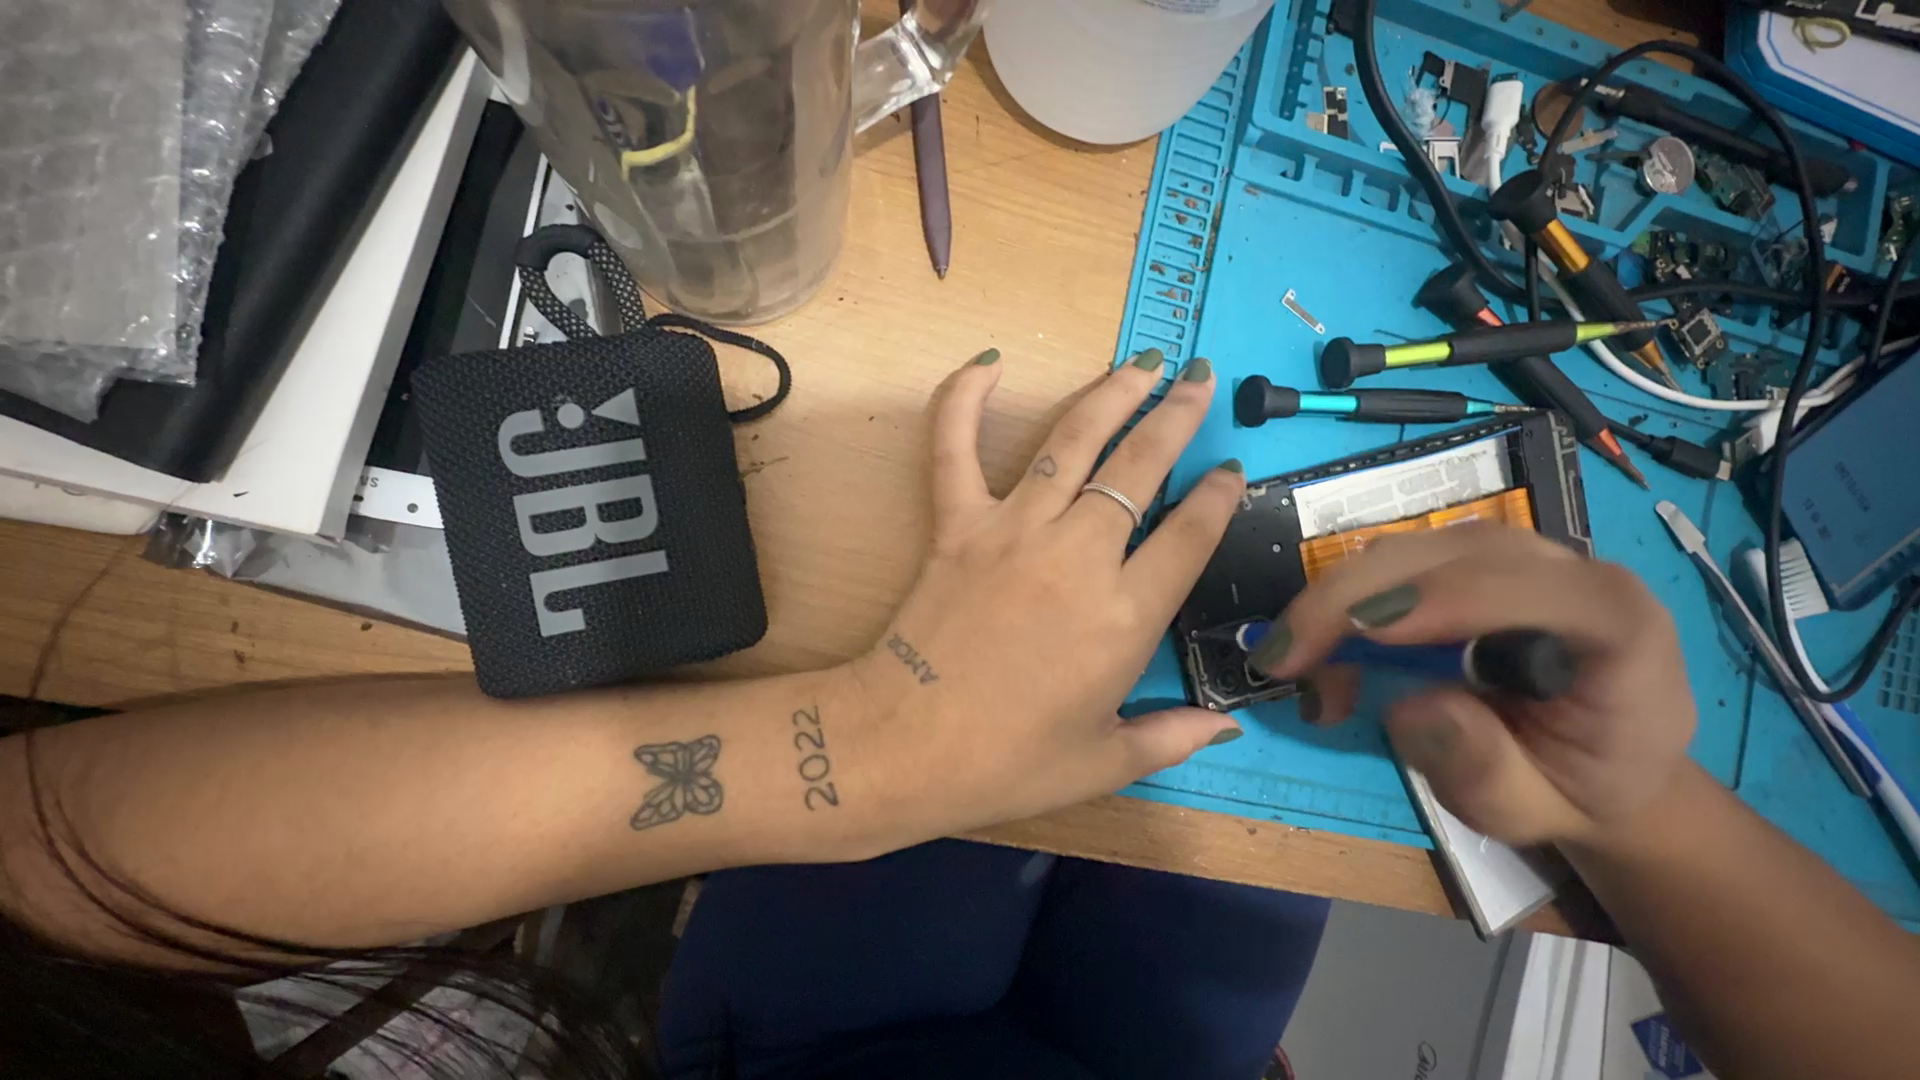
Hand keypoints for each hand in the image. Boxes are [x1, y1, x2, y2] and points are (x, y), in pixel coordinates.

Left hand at [842, 348, 1244, 844]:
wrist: (907, 745)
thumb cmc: (1008, 763)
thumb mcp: (1104, 764)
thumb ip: (1172, 737)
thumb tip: (1230, 727)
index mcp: (1125, 616)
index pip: (1190, 536)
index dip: (1217, 497)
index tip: (1230, 470)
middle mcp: (1078, 556)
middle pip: (1140, 467)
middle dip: (1177, 416)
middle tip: (1198, 380)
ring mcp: (1013, 531)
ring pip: (1071, 443)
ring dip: (1109, 395)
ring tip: (1140, 364)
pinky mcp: (956, 524)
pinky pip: (954, 449)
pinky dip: (963, 401)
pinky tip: (987, 363)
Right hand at [1251, 525, 1696, 847]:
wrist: (1590, 757)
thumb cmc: (1569, 785)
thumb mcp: (1530, 809)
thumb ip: (1483, 766)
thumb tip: (1408, 705)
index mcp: (1619, 630)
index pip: (1542, 594)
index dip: (1453, 601)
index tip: (1364, 633)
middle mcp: (1567, 572)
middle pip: (1450, 556)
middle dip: (1354, 599)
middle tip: (1282, 658)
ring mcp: (1510, 558)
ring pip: (1407, 551)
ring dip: (1335, 601)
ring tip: (1293, 665)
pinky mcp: (1462, 561)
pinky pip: (1388, 564)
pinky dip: (1338, 603)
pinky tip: (1320, 653)